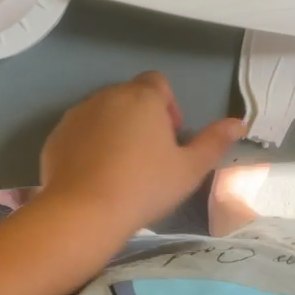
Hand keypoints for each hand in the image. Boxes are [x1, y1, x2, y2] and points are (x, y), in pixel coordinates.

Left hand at [36, 71, 243, 231]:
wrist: (84, 211)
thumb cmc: (144, 187)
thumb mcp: (189, 169)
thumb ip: (214, 142)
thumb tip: (239, 123)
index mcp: (142, 98)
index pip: (158, 83)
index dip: (168, 107)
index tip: (169, 139)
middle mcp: (106, 96)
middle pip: (128, 98)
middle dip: (140, 119)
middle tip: (148, 158)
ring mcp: (76, 115)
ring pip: (101, 114)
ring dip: (113, 131)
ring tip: (120, 169)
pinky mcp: (55, 137)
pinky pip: (78, 134)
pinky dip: (87, 146)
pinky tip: (94, 176)